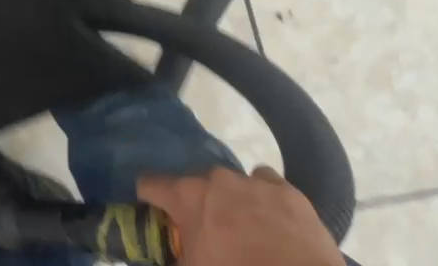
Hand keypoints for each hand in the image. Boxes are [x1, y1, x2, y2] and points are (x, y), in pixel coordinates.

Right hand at [139, 166, 341, 265]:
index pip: (149, 184)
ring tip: (248, 231)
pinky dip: (267, 198)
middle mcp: (216, 180)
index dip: (148, 199)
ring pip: (235, 183)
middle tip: (210, 236)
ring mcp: (254, 183)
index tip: (152, 213)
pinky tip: (275, 221)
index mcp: (187, 197)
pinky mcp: (289, 192)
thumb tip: (171, 257)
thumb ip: (173, 259)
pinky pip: (268, 184)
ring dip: (234, 201)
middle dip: (199, 206)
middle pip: (196, 185)